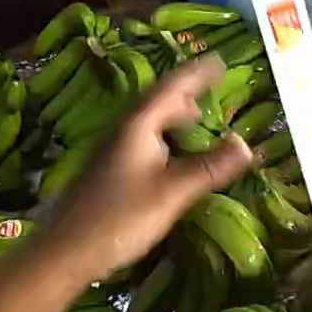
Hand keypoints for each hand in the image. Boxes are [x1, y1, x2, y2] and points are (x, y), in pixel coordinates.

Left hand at [46, 57, 253, 280]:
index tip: (219, 60)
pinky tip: (171, 150)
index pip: (172, 87)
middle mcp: (124, 129)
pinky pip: (144, 136)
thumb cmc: (119, 217)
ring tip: (197, 113)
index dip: (196, 73)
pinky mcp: (109, 168)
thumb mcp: (172, 192)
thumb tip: (246, 143)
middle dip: (186, 90)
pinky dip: (165, 131)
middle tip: (212, 84)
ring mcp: (113, 148)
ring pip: (149, 119)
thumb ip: (210, 167)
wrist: (64, 251)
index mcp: (139, 125)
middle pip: (158, 99)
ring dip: (174, 111)